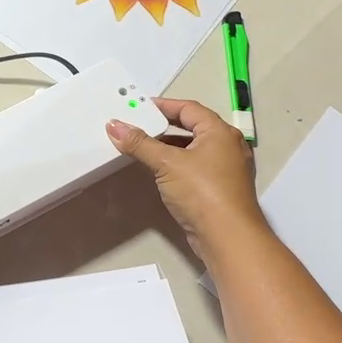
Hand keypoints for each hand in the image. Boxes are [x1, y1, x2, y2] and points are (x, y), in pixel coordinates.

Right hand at [106, 98, 263, 259]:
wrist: (227, 236)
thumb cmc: (201, 191)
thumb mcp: (166, 163)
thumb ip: (139, 143)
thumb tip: (114, 125)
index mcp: (220, 133)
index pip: (189, 109)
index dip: (164, 105)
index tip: (139, 107)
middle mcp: (227, 146)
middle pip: (192, 127)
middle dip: (164, 126)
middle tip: (138, 125)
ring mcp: (226, 169)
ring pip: (193, 148)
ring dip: (169, 146)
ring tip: (142, 147)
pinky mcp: (219, 188)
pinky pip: (195, 166)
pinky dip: (176, 163)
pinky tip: (158, 170)